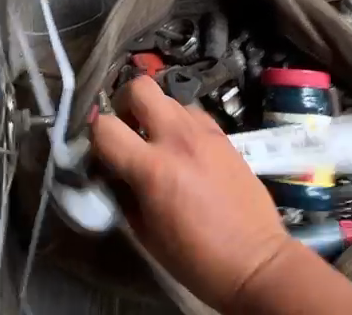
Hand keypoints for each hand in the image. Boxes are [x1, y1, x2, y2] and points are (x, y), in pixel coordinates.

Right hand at [90, 76, 301, 311]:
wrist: (256, 262)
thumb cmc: (196, 259)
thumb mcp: (145, 233)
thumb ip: (122, 191)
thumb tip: (110, 169)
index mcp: (153, 168)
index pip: (105, 126)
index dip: (95, 136)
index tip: (100, 152)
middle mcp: (177, 138)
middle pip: (139, 87)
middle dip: (125, 103)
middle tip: (128, 129)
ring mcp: (203, 131)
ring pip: (167, 97)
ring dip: (155, 114)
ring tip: (158, 141)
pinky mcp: (223, 133)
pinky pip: (191, 111)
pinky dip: (180, 123)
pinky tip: (184, 148)